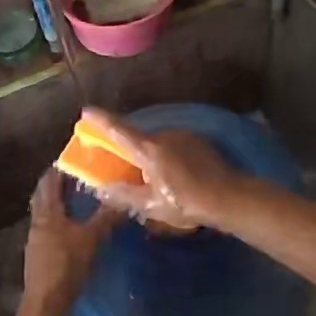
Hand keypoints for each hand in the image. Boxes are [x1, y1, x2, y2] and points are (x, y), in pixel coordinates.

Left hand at [23, 168, 126, 309]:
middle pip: (42, 196)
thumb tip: (126, 198)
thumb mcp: (91, 238)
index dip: (58, 169)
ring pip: (43, 212)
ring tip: (73, 199)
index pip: (49, 182)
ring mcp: (34, 239)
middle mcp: (37, 221)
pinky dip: (56, 221)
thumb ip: (107, 217)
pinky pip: (46, 228)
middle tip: (72, 176)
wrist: (46, 301)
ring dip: (55, 203)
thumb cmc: (67, 265)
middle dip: (54, 184)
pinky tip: (68, 228)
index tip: (71, 159)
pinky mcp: (37, 254)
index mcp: (48, 212)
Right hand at [76, 108, 266, 230]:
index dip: (101, 120)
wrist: (229, 197)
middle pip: (139, 139)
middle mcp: (164, 135)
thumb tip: (101, 188)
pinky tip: (177, 176)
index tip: (86, 111)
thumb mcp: (151, 205)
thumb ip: (124, 194)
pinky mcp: (198, 140)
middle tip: (128, 170)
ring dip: (152, 156)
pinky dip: (169, 156)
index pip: (119, 130)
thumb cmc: (187, 203)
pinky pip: (174, 145)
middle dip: (130, 152)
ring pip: (158, 143)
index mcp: (149, 150)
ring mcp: (183, 135)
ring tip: (159, 181)